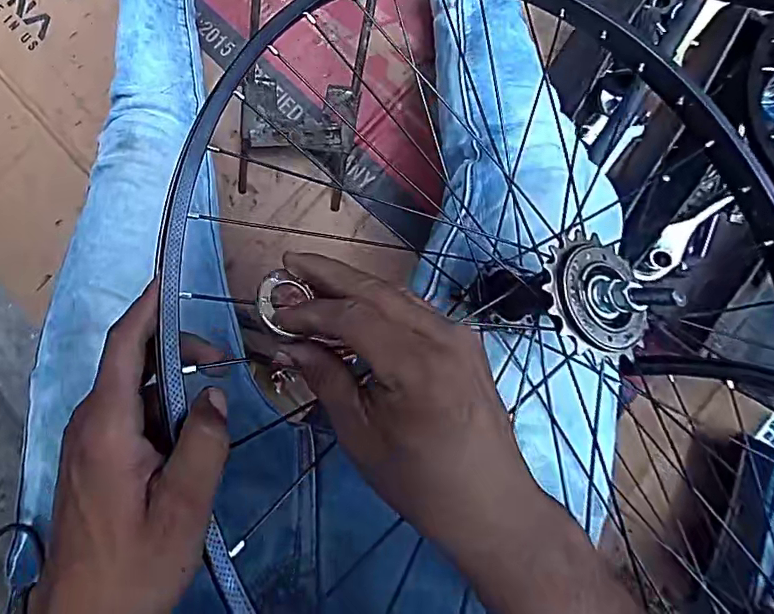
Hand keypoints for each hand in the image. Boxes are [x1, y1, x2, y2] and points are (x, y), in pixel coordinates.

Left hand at [32, 282, 229, 613]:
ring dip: (168, 381)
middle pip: (129, 361)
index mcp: (107, 421)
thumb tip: (214, 395)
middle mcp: (90, 417)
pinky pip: (125, 411)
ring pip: (129, 388)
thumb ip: (203, 446)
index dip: (145, 306)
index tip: (167, 279)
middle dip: (172, 347)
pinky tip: (185, 426)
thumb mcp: (182, 511)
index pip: (124, 343)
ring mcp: (87, 435)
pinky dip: (157, 406)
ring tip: (209, 391)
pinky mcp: (91, 453)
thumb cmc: (131, 565)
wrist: (82, 613)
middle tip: (218, 358)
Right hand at [275, 252, 636, 613]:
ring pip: (394, 292)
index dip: (310, 311)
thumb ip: (325, 379)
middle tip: (288, 262)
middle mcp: (442, 341)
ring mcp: (458, 336)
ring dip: (349, 280)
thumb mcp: (360, 436)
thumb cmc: (421, 482)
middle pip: (373, 290)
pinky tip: (352, 298)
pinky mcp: (464, 341)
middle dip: (326, 273)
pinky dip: (376, 296)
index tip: (277, 315)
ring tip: (310, 272)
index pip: (351, 317)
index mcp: (417, 369)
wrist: (497, 510)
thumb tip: (287, 346)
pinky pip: (411, 306)